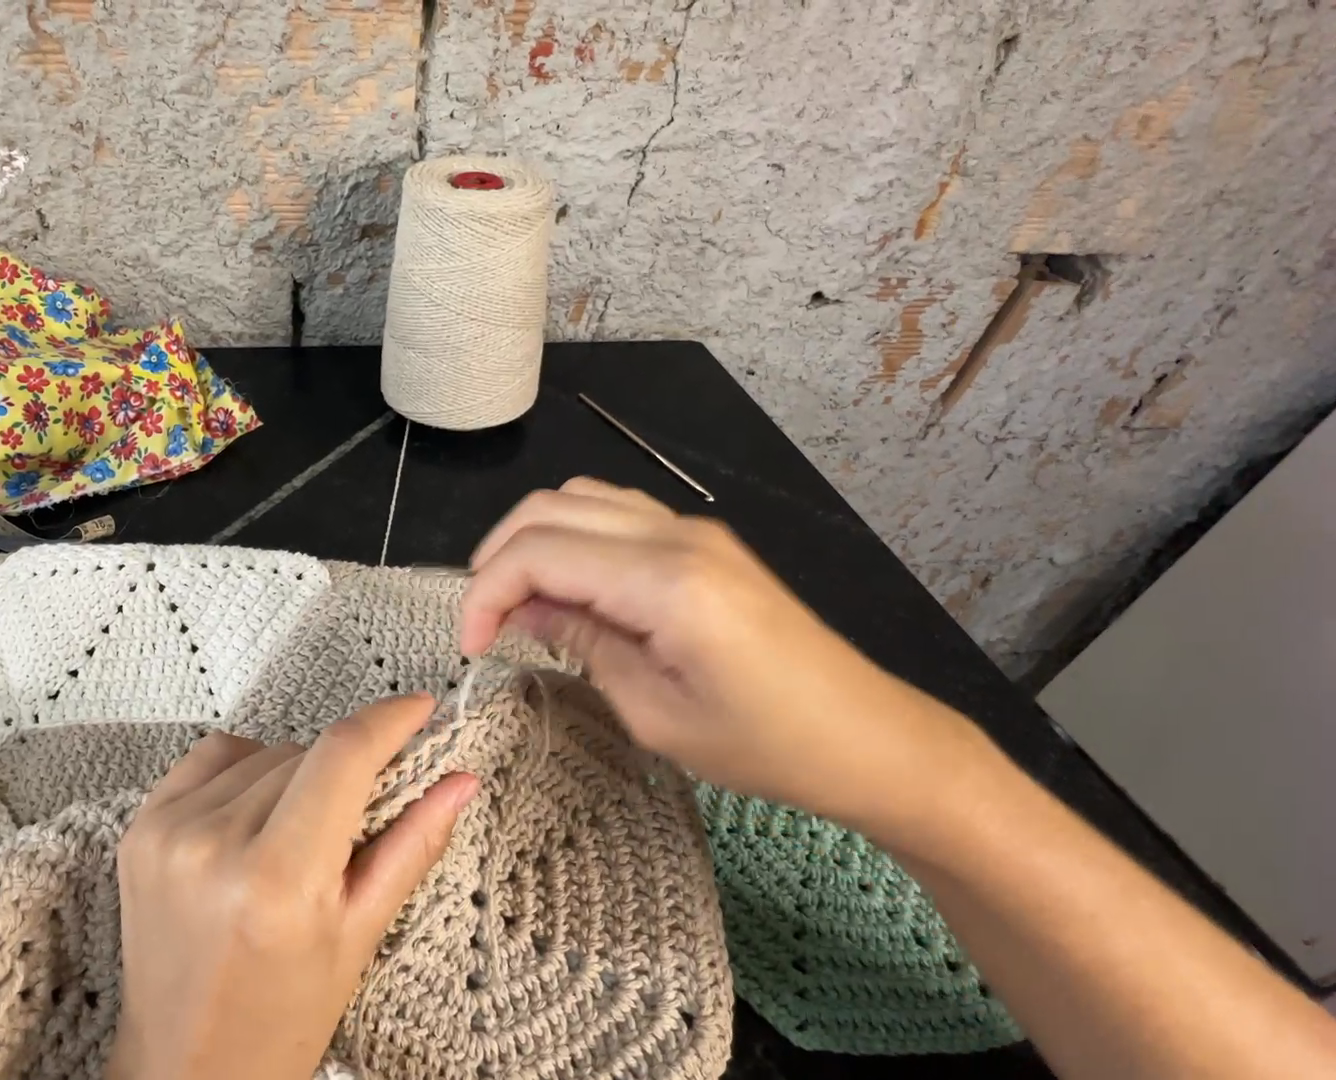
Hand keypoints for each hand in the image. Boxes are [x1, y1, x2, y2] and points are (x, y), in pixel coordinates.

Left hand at [109, 697, 479, 1079]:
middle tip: (350, 824)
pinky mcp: (139, 826)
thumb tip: (461, 779)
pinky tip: (254, 816)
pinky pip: (213, 755)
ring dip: (294, 775)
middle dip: (344, 772)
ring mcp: (168, 832)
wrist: (185, 1067)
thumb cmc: (283, 1016)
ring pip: (265, 752)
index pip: (342, 756)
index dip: (388, 720)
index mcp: (279, 881)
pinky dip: (246, 770)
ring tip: (295, 836)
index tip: (419, 708)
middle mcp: (214, 846)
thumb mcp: (361, 934)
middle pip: (307, 753)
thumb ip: (413, 844)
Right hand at [461, 476, 991, 830]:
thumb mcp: (653, 712)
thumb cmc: (765, 746)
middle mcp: (676, 534)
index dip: (485, 593)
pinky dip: (571, 538)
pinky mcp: (701, 540)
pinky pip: (613, 513)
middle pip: (548, 508)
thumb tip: (520, 612)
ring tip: (518, 603)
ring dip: (531, 541)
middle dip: (497, 560)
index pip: (539, 552)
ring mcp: (692, 529)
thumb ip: (580, 643)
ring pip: (578, 498)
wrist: (868, 736)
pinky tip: (568, 588)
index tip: (470, 646)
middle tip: (484, 623)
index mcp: (665, 581)